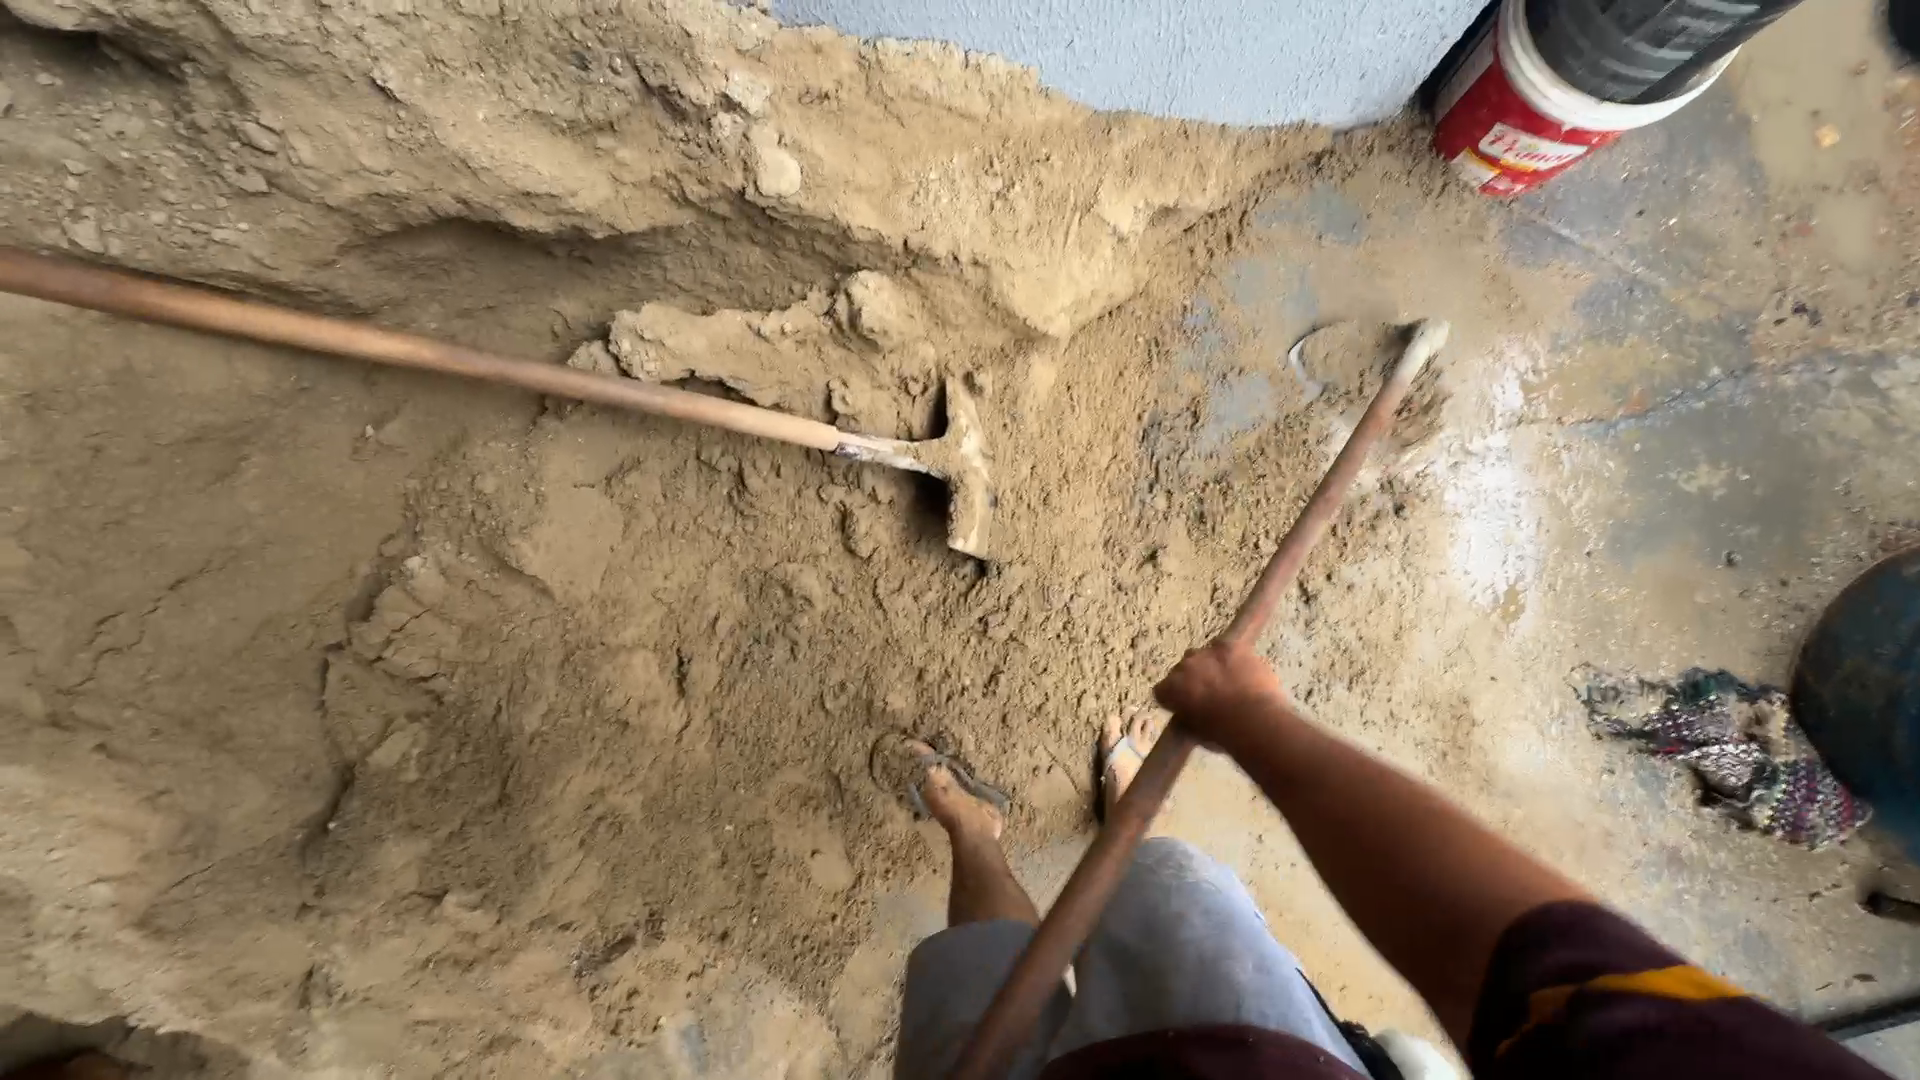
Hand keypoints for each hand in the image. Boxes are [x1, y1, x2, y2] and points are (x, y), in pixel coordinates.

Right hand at [1153, 641, 1291, 756]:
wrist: (1253, 721)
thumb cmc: (1223, 735)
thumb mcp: (1195, 734)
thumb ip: (1187, 718)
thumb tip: (1190, 714)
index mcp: (1168, 691)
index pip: (1162, 690)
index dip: (1175, 698)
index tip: (1186, 706)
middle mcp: (1181, 668)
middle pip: (1182, 669)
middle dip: (1193, 679)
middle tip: (1210, 694)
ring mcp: (1205, 654)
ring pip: (1203, 654)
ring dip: (1211, 665)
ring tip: (1229, 681)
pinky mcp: (1228, 646)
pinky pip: (1225, 647)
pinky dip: (1232, 656)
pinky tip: (1242, 668)